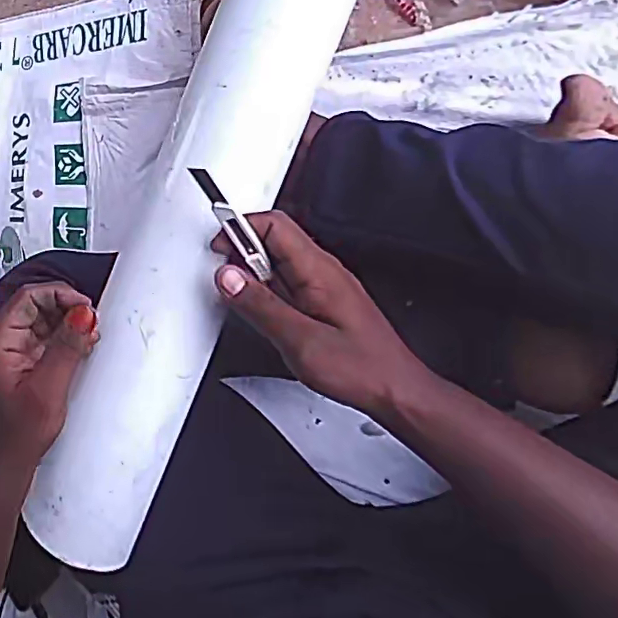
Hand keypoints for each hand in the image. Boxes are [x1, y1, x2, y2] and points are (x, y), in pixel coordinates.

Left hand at [0, 283, 99, 472]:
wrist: (6, 463)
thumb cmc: (15, 434)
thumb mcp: (48, 389)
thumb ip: (67, 348)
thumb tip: (82, 315)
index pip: (28, 296)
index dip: (59, 294)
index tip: (84, 306)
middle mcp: (3, 341)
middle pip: (37, 304)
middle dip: (67, 308)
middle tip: (91, 321)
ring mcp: (14, 351)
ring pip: (44, 320)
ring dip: (69, 323)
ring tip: (89, 337)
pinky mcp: (26, 363)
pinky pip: (48, 338)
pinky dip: (67, 339)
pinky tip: (81, 349)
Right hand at [212, 211, 438, 414]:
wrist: (398, 392)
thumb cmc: (363, 369)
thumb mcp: (301, 340)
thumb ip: (259, 305)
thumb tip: (228, 278)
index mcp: (319, 270)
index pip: (273, 225)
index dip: (239, 230)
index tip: (219, 248)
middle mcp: (322, 271)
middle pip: (271, 238)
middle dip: (240, 252)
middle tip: (226, 278)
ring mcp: (322, 285)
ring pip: (275, 261)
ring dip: (250, 274)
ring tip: (242, 299)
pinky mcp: (319, 300)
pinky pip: (283, 281)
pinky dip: (263, 290)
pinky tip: (261, 312)